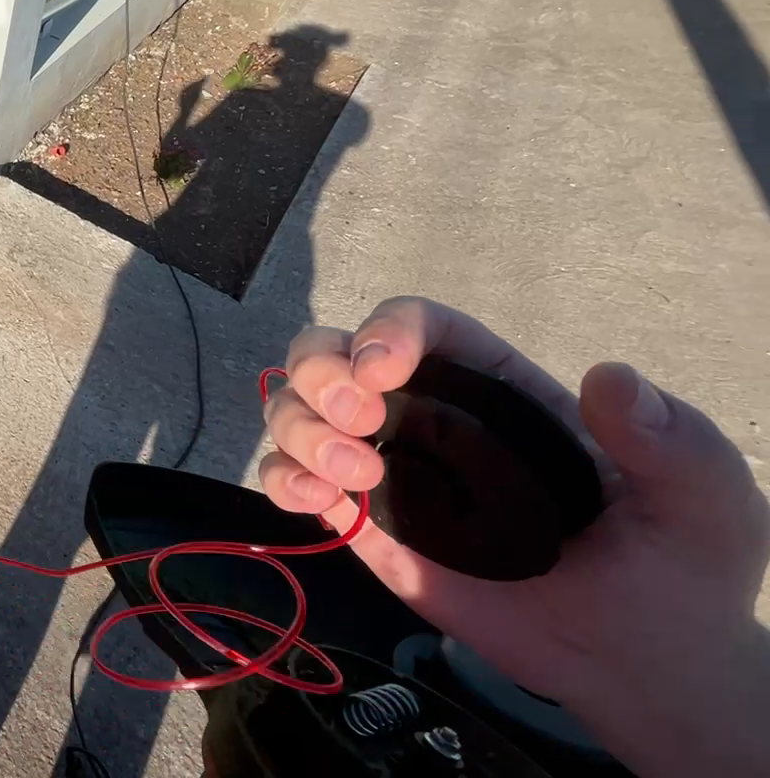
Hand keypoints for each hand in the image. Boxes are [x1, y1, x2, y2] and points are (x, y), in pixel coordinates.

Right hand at [259, 297, 769, 777]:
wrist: (628, 663)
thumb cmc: (670, 572)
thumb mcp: (707, 507)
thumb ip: (675, 442)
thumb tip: (609, 378)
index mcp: (485, 386)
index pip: (415, 325)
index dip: (385, 330)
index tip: (383, 371)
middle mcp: (412, 411)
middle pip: (324, 352)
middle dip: (320, 374)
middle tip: (358, 421)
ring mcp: (371, 459)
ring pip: (289, 407)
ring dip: (301, 430)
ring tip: (354, 482)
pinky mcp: (348, 512)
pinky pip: (282, 474)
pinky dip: (281, 477)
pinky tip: (314, 503)